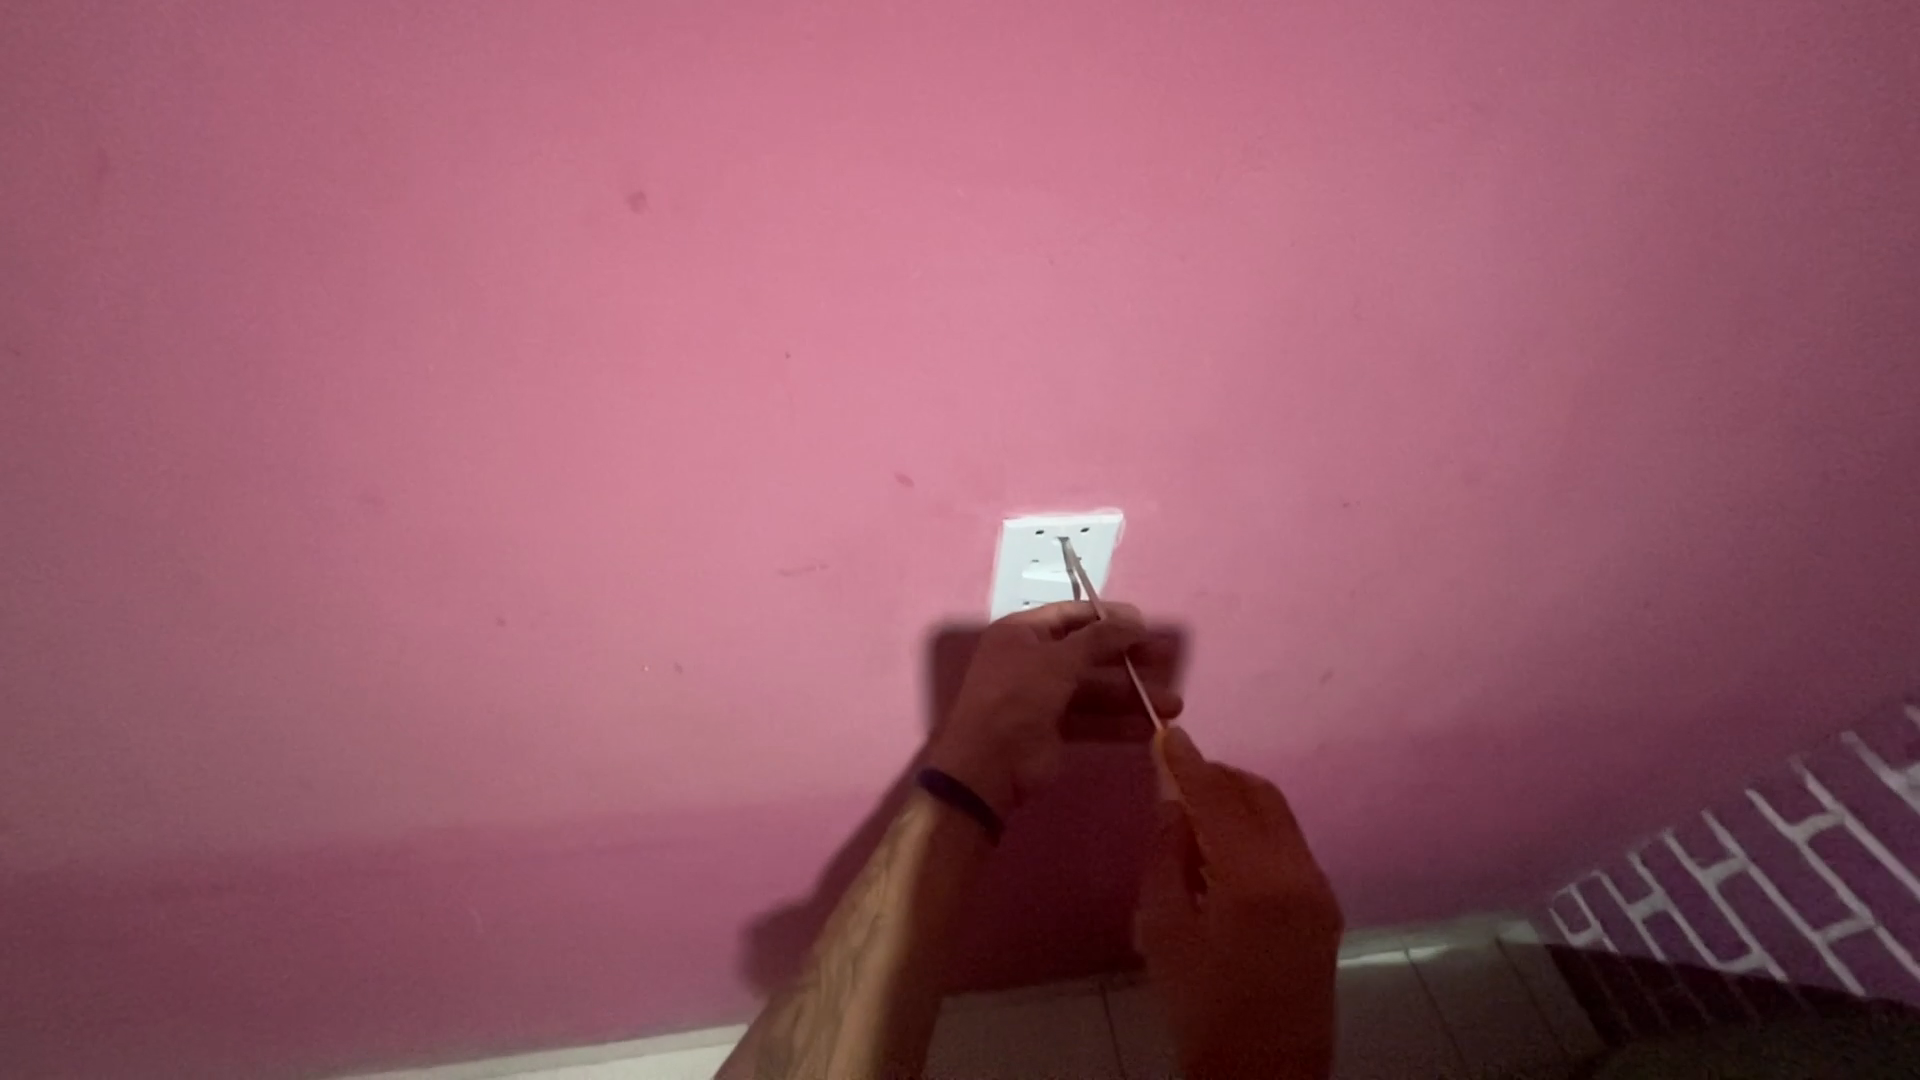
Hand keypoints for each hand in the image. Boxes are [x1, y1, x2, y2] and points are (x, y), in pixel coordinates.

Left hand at [925, 601, 1182, 817]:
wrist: (988, 764)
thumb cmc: (1018, 696)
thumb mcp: (1058, 660)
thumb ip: (1099, 639)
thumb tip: (1135, 619)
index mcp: (1022, 633)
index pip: (1071, 615)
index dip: (1108, 617)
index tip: (1146, 624)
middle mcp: (1032, 660)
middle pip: (1088, 652)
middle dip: (1128, 658)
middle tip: (1168, 660)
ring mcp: (1044, 696)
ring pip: (1095, 689)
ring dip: (1131, 695)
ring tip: (1173, 704)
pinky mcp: (1055, 729)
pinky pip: (1093, 719)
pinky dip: (1119, 723)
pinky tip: (1151, 727)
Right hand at [1137, 728, 1343, 1079]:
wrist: (1264, 1077)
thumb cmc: (1200, 1006)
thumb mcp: (1163, 927)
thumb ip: (1167, 853)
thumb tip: (1170, 800)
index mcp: (1253, 880)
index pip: (1216, 798)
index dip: (1188, 762)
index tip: (1165, 733)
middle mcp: (1297, 872)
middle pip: (1258, 794)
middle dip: (1217, 775)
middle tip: (1176, 778)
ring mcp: (1318, 889)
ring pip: (1276, 814)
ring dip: (1236, 799)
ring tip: (1194, 817)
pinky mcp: (1325, 906)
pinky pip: (1286, 841)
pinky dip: (1253, 827)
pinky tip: (1222, 851)